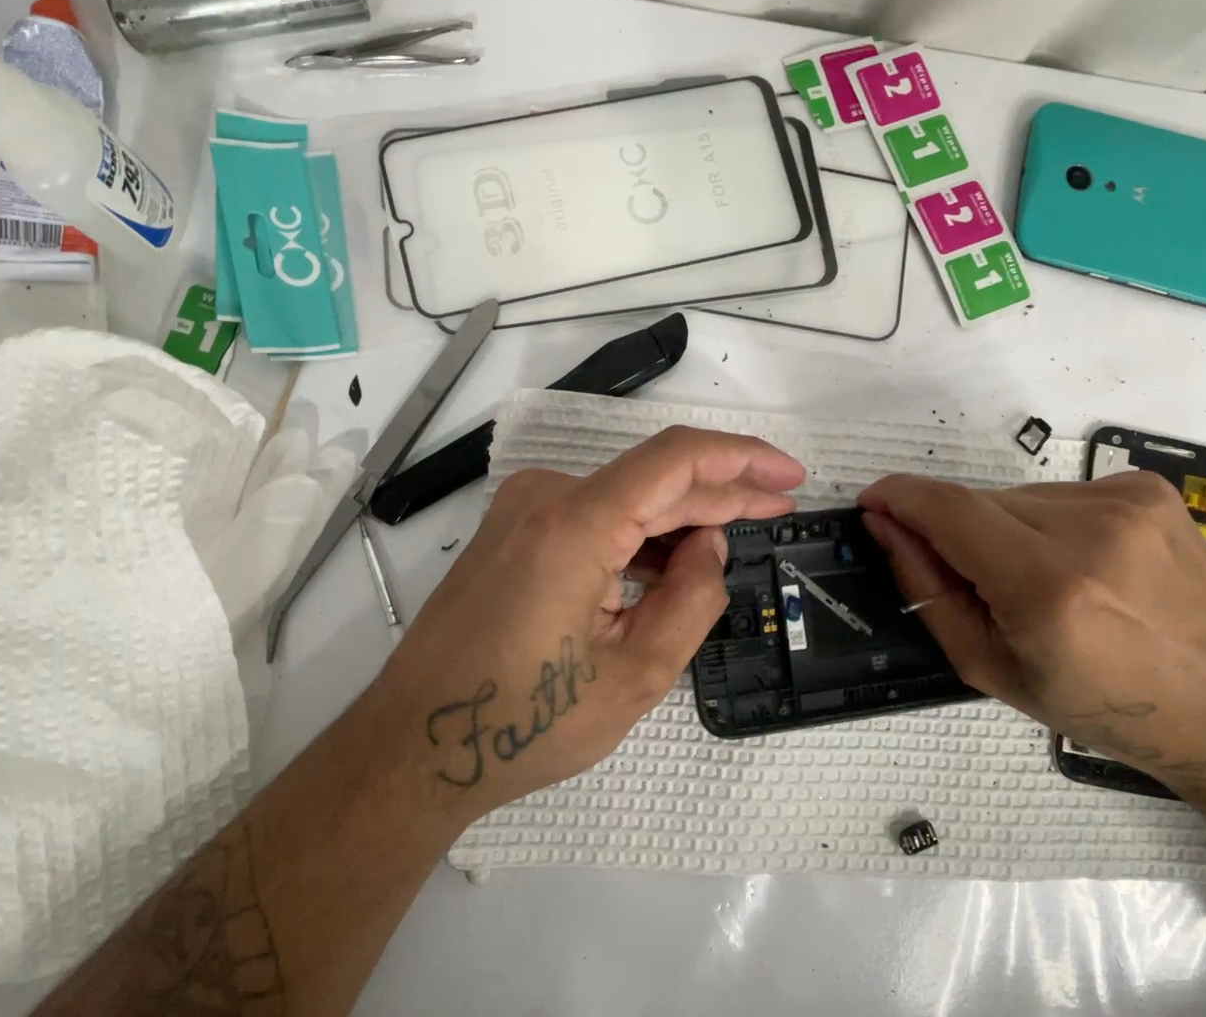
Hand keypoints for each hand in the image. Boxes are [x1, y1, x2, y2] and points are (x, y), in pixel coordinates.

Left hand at [363, 427, 805, 827]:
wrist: (414, 746)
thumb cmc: (523, 721)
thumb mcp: (635, 675)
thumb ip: (692, 599)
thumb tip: (708, 545)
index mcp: (574, 523)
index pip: (676, 459)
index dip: (743, 459)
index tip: (791, 476)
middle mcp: (544, 499)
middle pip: (652, 479)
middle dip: (720, 493)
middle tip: (777, 509)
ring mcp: (519, 514)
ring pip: (622, 500)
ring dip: (678, 520)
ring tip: (729, 546)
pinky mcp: (509, 536)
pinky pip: (590, 519)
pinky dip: (636, 538)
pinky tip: (670, 563)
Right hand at [859, 472, 1205, 807]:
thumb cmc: (1107, 708)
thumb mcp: (995, 671)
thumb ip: (930, 593)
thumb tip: (887, 528)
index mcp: (1049, 589)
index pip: (949, 510)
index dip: (899, 498)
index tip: (872, 502)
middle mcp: (1091, 530)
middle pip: (979, 503)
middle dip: (956, 532)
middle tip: (975, 584)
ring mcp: (1126, 502)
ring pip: (1018, 497)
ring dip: (1004, 530)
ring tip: (1043, 583)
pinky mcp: (1148, 490)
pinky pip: (1060, 494)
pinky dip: (1047, 524)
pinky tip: (1082, 566)